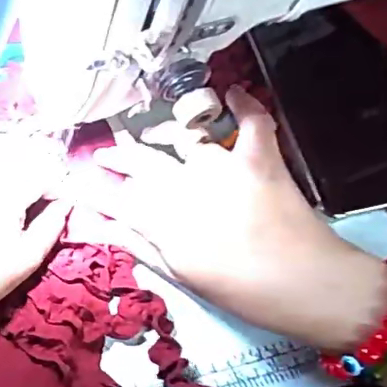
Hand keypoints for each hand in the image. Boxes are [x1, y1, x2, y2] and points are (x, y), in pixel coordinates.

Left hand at [0, 127, 70, 339]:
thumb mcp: (29, 258)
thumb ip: (52, 224)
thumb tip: (65, 203)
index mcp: (6, 194)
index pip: (43, 170)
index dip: (58, 183)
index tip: (61, 198)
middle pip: (14, 147)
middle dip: (36, 157)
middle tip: (43, 180)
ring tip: (9, 163)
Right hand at [68, 90, 386, 352]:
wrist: (309, 287)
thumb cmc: (243, 293)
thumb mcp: (182, 276)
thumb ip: (140, 246)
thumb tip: (102, 229)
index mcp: (164, 224)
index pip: (116, 200)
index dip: (93, 191)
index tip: (77, 184)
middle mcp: (186, 189)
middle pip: (142, 162)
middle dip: (118, 157)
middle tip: (104, 155)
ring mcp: (224, 169)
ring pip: (186, 139)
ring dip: (169, 136)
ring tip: (160, 137)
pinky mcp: (260, 159)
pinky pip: (251, 121)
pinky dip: (244, 104)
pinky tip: (234, 93)